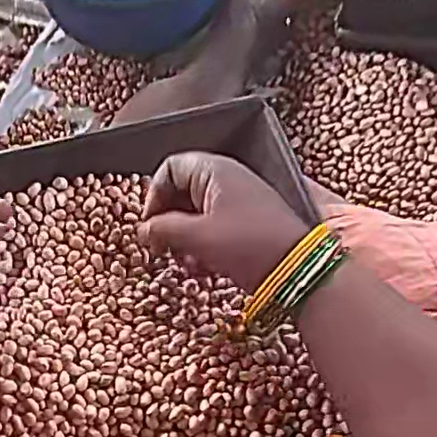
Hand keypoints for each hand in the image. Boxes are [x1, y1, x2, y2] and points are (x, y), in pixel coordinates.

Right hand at [138, 152, 309, 291]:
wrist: (294, 267)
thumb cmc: (247, 244)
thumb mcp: (197, 237)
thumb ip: (163, 229)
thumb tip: (143, 230)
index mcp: (214, 171)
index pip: (169, 169)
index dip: (153, 196)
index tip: (149, 226)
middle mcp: (225, 180)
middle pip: (180, 192)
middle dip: (166, 221)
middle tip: (161, 247)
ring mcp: (236, 202)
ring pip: (193, 214)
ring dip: (181, 238)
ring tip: (183, 261)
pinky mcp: (243, 225)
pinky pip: (210, 229)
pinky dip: (199, 246)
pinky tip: (200, 267)